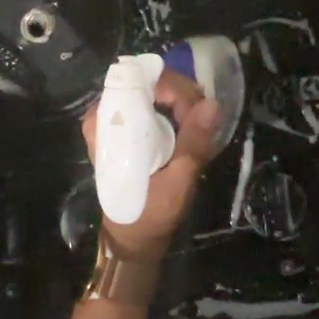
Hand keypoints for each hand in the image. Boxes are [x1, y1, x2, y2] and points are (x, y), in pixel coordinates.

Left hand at [82, 71, 222, 259]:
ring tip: (198, 128)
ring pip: (156, 89)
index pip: (143, 80)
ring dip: (183, 103)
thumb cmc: (149, 213)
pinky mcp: (128, 124)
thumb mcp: (176, 182)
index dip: (175, 90)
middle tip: (202, 122)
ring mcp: (118, 117)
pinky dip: (176, 110)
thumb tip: (212, 104)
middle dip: (183, 96)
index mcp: (107, 122)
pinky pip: (155, 102)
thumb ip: (192, 143)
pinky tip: (189, 130)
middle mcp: (107, 112)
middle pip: (151, 81)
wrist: (132, 238)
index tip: (195, 114)